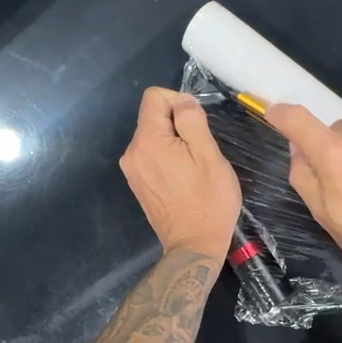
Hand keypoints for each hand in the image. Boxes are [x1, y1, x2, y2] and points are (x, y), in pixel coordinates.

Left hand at [120, 88, 241, 258]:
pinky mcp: (138, 184)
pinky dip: (167, 158)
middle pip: (152, 117)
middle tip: (200, 151)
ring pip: (153, 138)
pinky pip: (151, 157)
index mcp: (147, 141)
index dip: (178, 101)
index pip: (154, 97)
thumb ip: (192, 121)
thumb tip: (182, 102)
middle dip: (177, 125)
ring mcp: (132, 171)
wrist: (194, 246)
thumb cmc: (208, 201)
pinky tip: (183, 179)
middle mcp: (132, 152)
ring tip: (193, 167)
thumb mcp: (209, 155)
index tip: (197, 124)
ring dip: (173, 143)